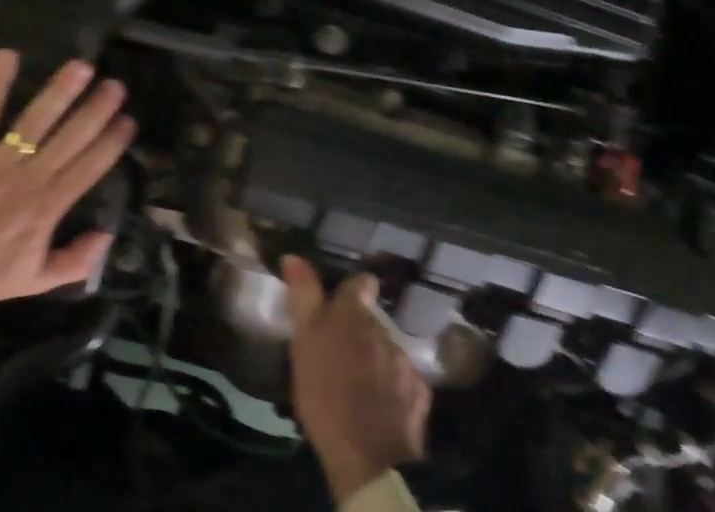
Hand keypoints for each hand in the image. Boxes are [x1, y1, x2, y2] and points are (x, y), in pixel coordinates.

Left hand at [0, 49, 136, 313]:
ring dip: (60, 92)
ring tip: (81, 67)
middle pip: (70, 138)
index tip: (128, 120)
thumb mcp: (36, 280)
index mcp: (49, 207)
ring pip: (35, 120)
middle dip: (96, 110)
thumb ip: (75, 261)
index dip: (110, 144)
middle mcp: (31, 178)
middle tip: (115, 85)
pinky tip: (8, 55)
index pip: (88, 168)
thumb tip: (107, 235)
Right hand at [282, 255, 430, 503]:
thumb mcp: (302, 343)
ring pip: (387, 350)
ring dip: (374, 359)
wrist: (365, 457)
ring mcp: (406, 363)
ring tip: (356, 384)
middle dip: (358, 331)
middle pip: (372, 320)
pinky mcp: (420, 394)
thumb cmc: (324, 394)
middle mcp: (385, 331)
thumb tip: (294, 257)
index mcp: (354, 315)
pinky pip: (403, 380)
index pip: (361, 284)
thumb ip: (303, 298)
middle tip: (337, 355)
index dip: (351, 292)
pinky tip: (377, 405)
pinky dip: (391, 386)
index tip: (338, 306)